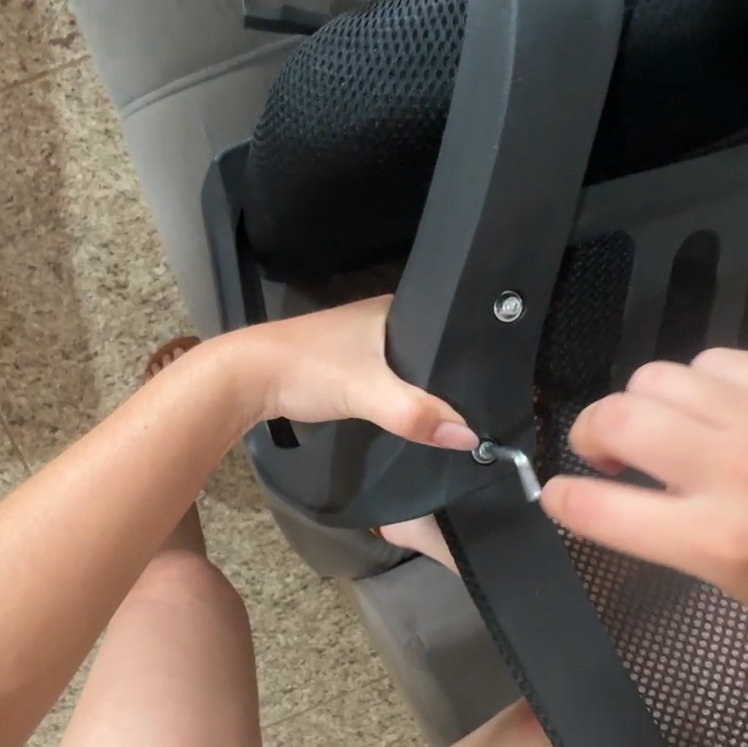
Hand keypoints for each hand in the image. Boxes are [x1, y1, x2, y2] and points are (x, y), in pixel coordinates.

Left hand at [215, 296, 478, 450]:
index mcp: (394, 308)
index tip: (502, 381)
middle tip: (486, 405)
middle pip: (429, 350)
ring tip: (458, 412)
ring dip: (422, 388)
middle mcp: (379, 319)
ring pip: (405, 366)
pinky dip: (398, 395)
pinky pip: (384, 380)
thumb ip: (415, 414)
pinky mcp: (343, 366)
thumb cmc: (308, 369)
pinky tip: (413, 413)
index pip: (449, 324)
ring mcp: (359, 343)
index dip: (472, 352)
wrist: (245, 377)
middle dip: (450, 375)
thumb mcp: (368, 392)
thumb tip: (470, 438)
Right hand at [537, 348, 747, 675]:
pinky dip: (703, 383)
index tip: (555, 493)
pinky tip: (723, 409)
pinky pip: (721, 360)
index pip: (599, 507)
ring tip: (672, 428)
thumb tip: (617, 492)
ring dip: (646, 404)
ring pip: (660, 377)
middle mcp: (740, 472)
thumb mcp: (745, 590)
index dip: (560, 499)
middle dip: (591, 433)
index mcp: (721, 544)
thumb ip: (673, 535)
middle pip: (618, 417)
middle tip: (608, 452)